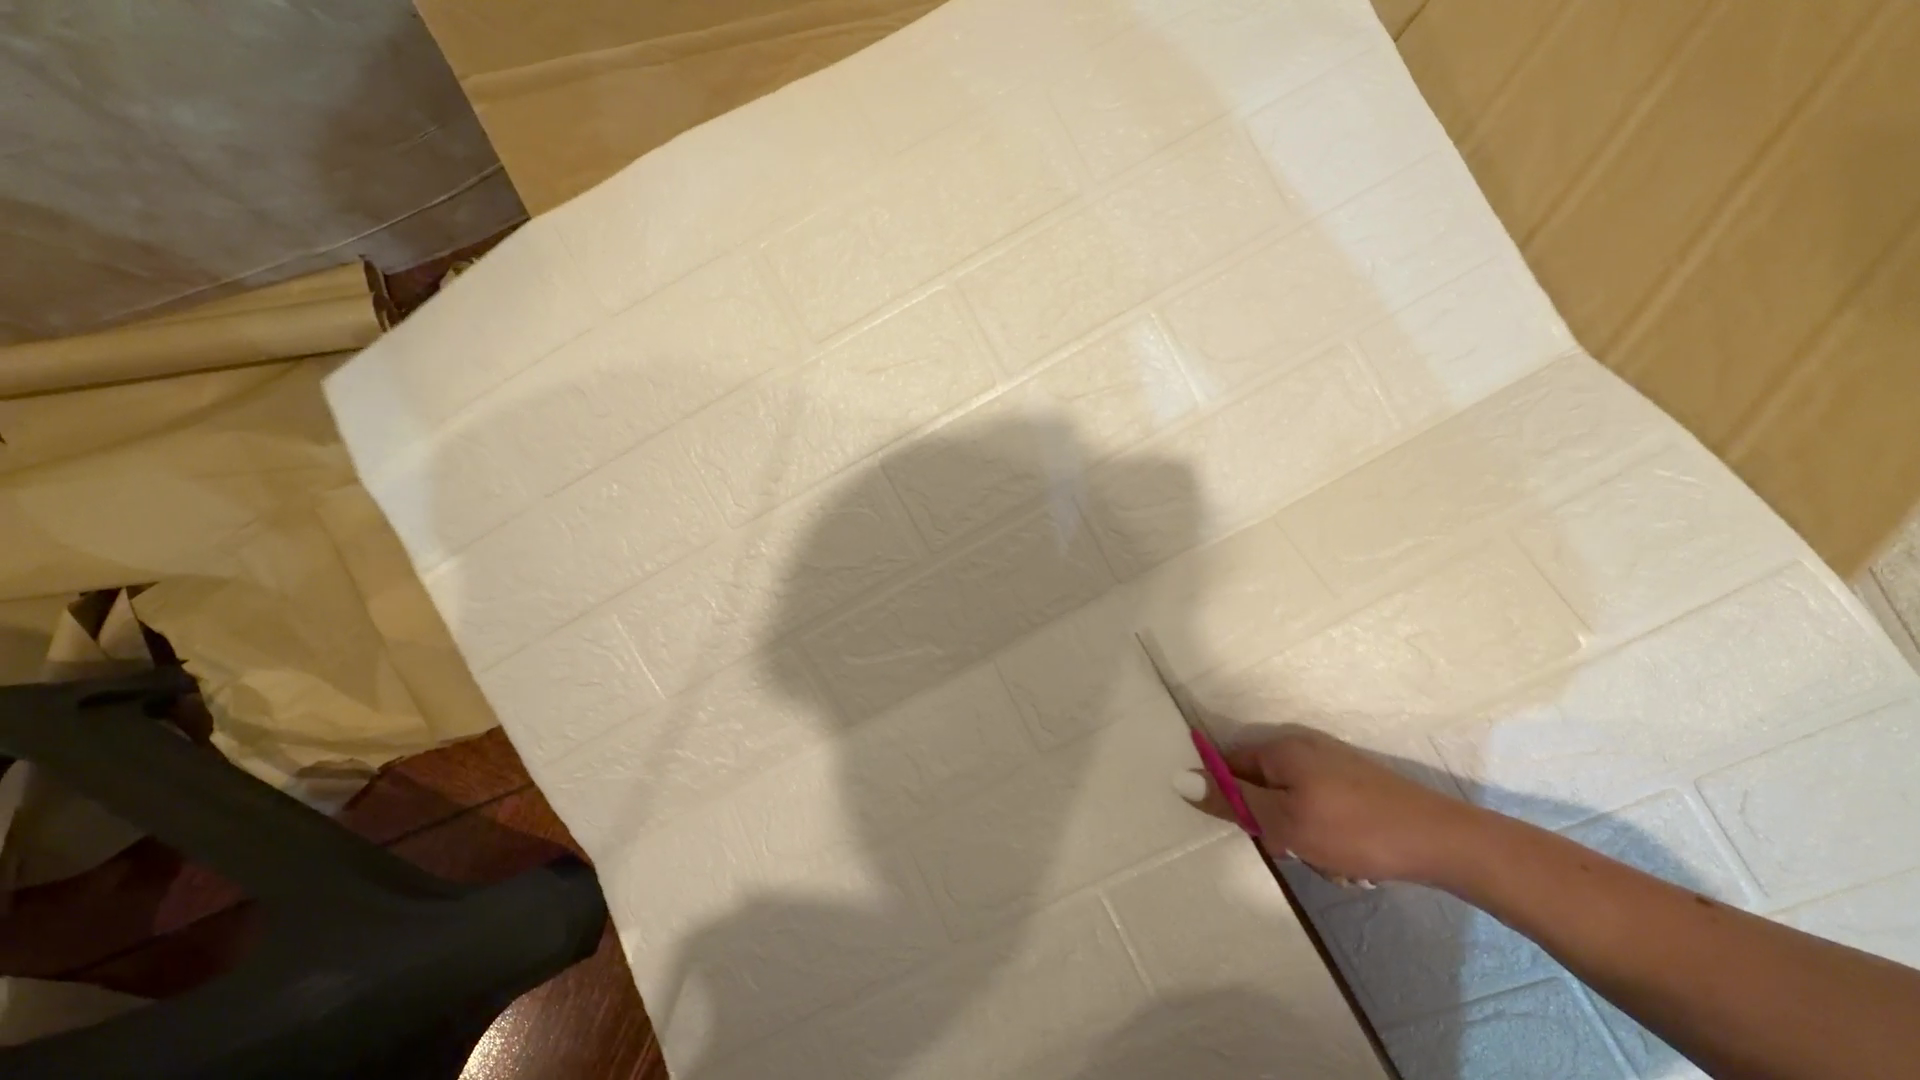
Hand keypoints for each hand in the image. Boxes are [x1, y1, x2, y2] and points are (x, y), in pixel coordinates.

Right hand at [1176, 727, 1486, 885]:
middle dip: (1271, 825)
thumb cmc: (1352, 830)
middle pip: (1260, 787)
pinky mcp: (1357, 789)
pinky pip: (1319, 814)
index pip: (1228, 763)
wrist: (1439, 842)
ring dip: (1300, 838)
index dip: (1228, 798)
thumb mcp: (1282, 821)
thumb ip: (1232, 800)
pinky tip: (1348, 859)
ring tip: (1327, 859)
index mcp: (1281, 749)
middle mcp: (1305, 749)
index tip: (1250, 830)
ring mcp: (1334, 768)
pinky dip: (1325, 839)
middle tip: (1293, 849)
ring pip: (1290, 807)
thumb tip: (1179, 777)